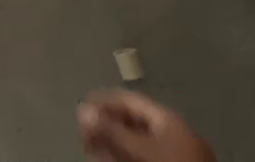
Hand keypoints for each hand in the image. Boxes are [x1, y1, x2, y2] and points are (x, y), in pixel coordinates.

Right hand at [77, 89, 214, 161]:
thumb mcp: (143, 150)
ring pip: (135, 140)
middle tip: (83, 134)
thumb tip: (81, 107)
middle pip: (131, 120)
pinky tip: (109, 159)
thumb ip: (113, 131)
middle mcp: (170, 129)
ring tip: (92, 151)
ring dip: (112, 143)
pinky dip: (124, 156)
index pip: (128, 99)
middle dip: (105, 125)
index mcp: (166, 117)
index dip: (102, 100)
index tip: (80, 108)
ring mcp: (174, 150)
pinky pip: (143, 155)